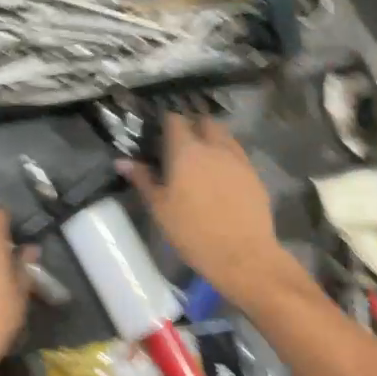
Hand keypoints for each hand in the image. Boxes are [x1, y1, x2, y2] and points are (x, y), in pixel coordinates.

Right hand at [117, 114, 287, 301]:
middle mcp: (214, 147)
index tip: (159, 132)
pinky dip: (228, 157)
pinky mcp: (254, 175)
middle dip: (193, 125)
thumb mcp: (159, 208)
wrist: (243, 256)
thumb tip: (121, 161)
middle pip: (204, 121)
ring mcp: (238, 159)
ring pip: (224, 135)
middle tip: (182, 143)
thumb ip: (142, 179)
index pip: (175, 119)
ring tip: (203, 159)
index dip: (166, 121)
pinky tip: (222, 177)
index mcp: (186, 150)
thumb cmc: (193, 232)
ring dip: (212, 139)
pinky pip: (238, 154)